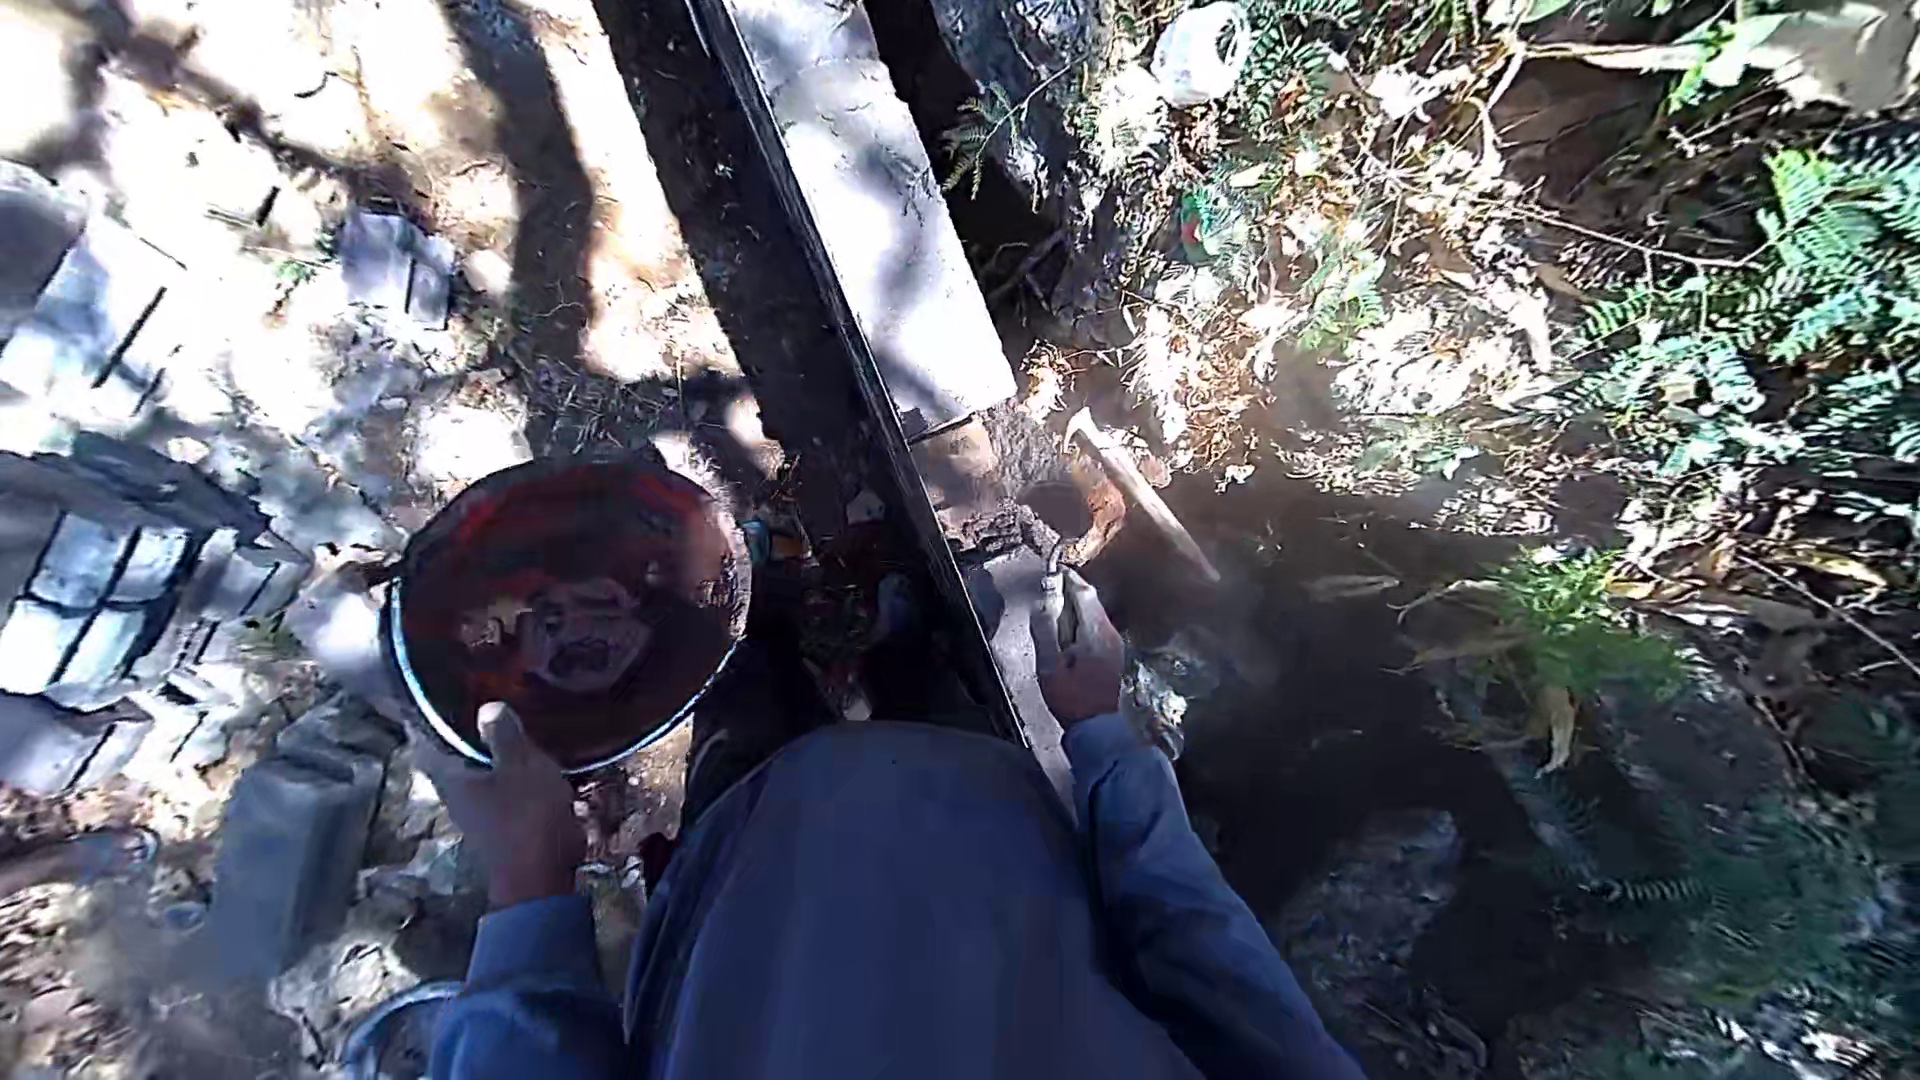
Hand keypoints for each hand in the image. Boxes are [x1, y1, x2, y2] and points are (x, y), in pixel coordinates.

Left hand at [420, 702, 584, 908]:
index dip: (430, 720)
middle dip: (467, 730)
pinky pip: (504, 780)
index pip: (427, 744)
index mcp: (452, 779)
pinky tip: (534, 753)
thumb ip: (505, 737)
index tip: (443, 695)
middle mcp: (458, 792)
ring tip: (515, 720)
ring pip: (480, 768)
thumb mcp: (521, 766)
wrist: (543, 865)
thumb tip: (487, 707)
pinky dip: (513, 765)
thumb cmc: (526, 812)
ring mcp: (481, 806)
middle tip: (487, 698)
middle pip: (454, 754)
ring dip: (493, 748)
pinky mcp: (506, 814)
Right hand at [1037, 571, 1124, 725]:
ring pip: (1094, 615)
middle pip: (1090, 601)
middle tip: (1048, 592)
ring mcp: (1116, 645)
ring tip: (1054, 615)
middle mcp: (1111, 633)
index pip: (1083, 591)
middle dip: (1069, 593)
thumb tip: (1042, 603)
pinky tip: (1068, 637)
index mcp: (1096, 631)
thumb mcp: (1050, 666)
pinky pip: (1097, 629)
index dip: (1066, 578)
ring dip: (1075, 609)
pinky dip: (1081, 624)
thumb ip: (1045, 630)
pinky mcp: (1115, 656)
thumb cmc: (1074, 700)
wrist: (1103, 733)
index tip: (1052, 571)